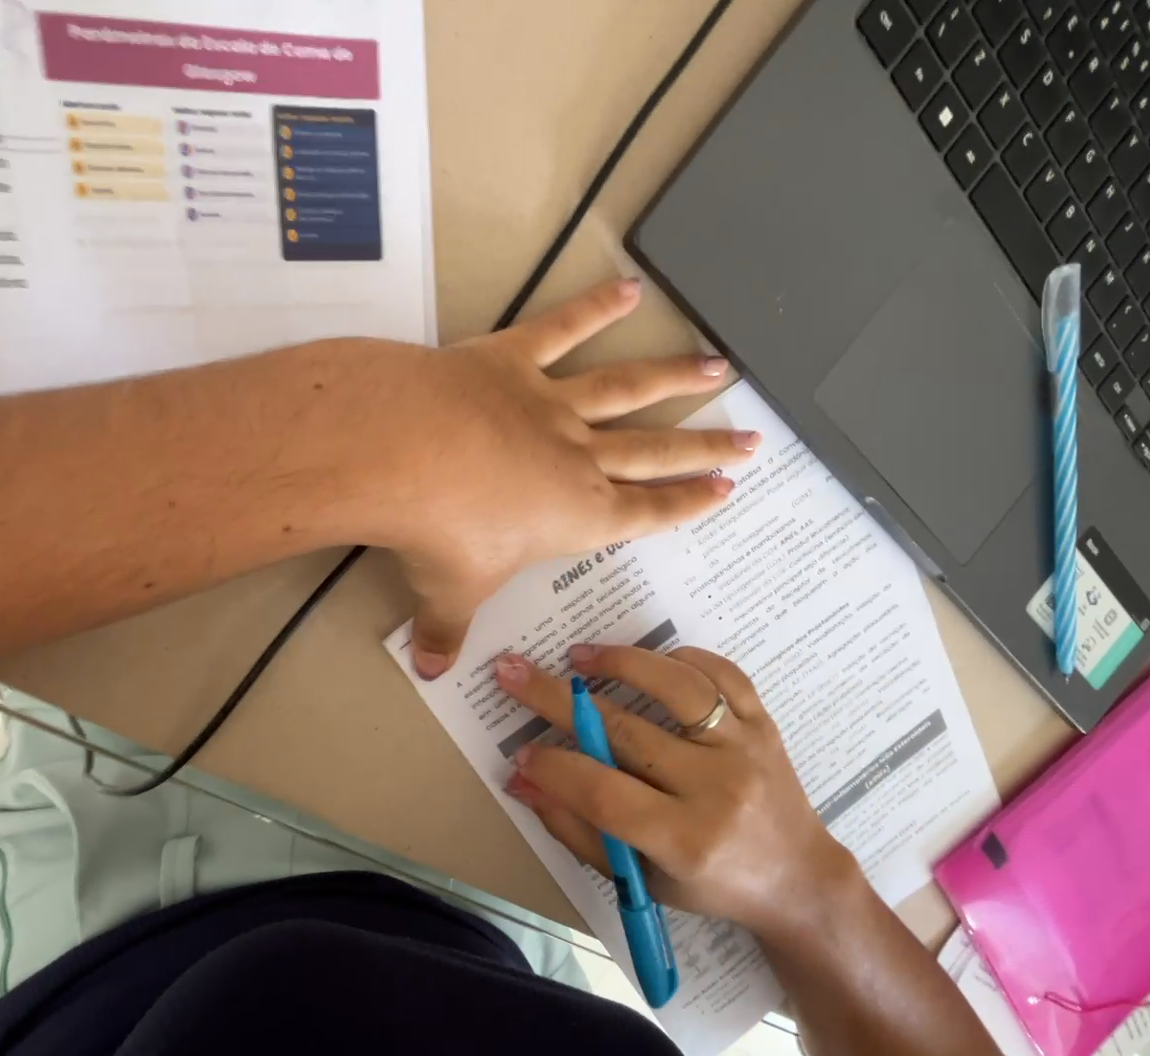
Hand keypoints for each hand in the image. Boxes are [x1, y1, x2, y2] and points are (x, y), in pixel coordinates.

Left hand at [372, 278, 759, 676]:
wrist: (400, 456)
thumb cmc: (438, 532)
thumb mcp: (447, 592)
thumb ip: (444, 631)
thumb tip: (430, 671)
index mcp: (576, 516)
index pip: (646, 512)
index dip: (688, 503)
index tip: (726, 488)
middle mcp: (577, 457)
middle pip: (654, 452)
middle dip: (703, 448)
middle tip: (748, 438)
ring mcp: (549, 404)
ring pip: (627, 389)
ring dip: (675, 378)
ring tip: (716, 367)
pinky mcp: (513, 360)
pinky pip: (562, 330)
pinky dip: (595, 307)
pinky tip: (628, 289)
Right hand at [491, 644, 855, 933]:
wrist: (798, 877)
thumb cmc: (710, 885)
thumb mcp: (640, 878)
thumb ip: (576, 829)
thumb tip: (522, 781)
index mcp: (686, 840)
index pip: (604, 793)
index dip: (555, 769)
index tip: (519, 751)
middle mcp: (719, 789)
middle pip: (626, 731)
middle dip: (558, 699)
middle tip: (514, 672)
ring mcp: (746, 749)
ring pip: (677, 687)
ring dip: (621, 663)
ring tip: (578, 656)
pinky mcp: (765, 724)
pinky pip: (722, 674)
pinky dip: (681, 659)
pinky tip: (648, 660)